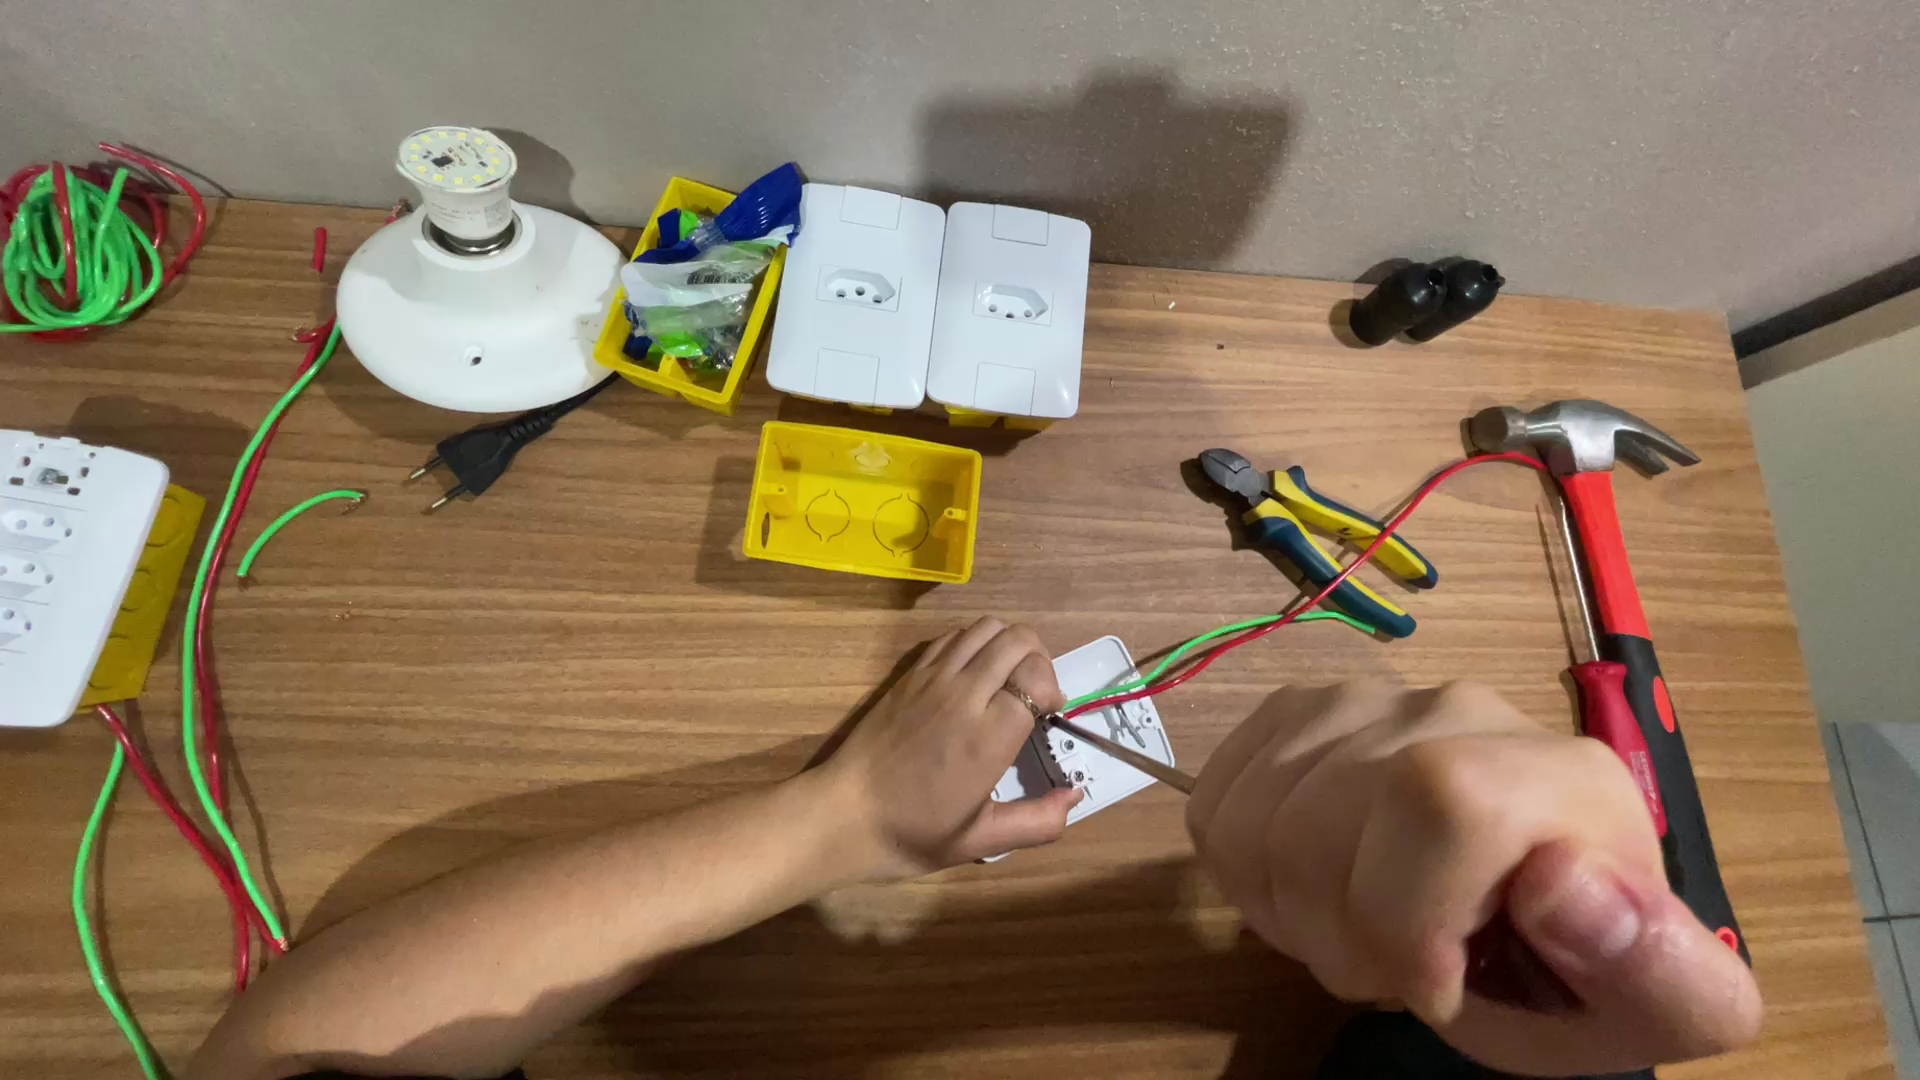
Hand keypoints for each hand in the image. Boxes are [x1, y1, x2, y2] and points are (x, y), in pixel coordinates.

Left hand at [823, 618, 1083, 878]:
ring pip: (987, 627)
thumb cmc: (914, 831)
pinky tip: (972, 672)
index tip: (1047, 713)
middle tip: (1034, 691)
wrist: (845, 813)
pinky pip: (953, 636)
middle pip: (1017, 640)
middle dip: (1039, 659)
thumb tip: (1074, 796)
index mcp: (988, 736)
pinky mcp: (910, 672)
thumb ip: (1037, 821)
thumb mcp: (982, 839)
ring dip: (1008, 643)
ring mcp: (933, 677)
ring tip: (1007, 676)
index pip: (1036, 679)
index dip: (1051, 689)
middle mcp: (964, 694)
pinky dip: (975, 641)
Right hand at [1186, 680, 1760, 1075]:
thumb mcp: (1644, 1007)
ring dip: (1279, 908)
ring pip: (1251, 821)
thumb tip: (1563, 883)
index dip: (1402, 915)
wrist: (1494, 883)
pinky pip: (1215, 802)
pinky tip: (1295, 881)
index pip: (1436, 802)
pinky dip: (1238, 870)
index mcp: (1552, 772)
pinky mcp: (1283, 710)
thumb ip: (1659, 974)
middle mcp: (1444, 707)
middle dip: (1331, 939)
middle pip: (1317, 829)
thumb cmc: (1557, 955)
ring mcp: (1348, 699)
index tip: (1425, 983)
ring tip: (1338, 923)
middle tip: (1377, 967)